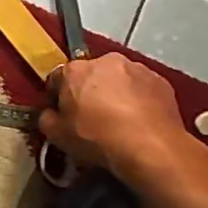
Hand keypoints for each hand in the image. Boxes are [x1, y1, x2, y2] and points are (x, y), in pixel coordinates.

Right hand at [39, 54, 197, 182]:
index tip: (60, 114)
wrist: (149, 146)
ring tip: (118, 120)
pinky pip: (141, 88)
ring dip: (114, 93)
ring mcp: (136, 68)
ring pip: (118, 79)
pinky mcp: (160, 81)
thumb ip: (46, 118)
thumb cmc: (96, 137)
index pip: (56, 77)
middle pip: (90, 75)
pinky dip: (137, 100)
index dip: (56, 97)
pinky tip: (138, 121)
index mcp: (75, 70)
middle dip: (87, 92)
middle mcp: (105, 61)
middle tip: (90, 118)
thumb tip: (51, 114)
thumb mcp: (56, 135)